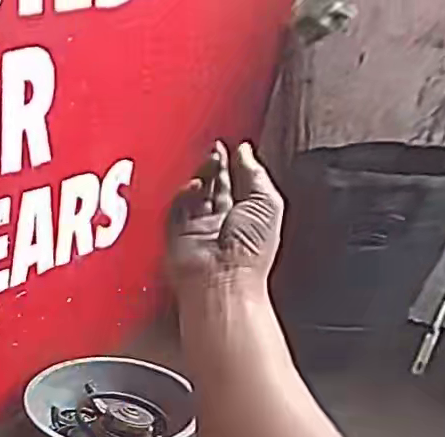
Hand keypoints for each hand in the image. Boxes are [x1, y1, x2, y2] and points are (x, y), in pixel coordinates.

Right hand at [166, 141, 284, 294]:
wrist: (223, 280)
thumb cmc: (250, 253)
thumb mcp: (268, 202)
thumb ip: (255, 173)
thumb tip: (244, 151)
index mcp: (243, 218)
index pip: (234, 183)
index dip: (232, 163)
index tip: (231, 146)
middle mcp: (219, 223)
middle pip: (213, 185)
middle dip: (215, 165)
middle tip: (216, 149)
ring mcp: (197, 229)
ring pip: (195, 191)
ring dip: (202, 174)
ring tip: (210, 161)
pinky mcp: (177, 235)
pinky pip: (177, 206)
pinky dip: (185, 192)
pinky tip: (196, 185)